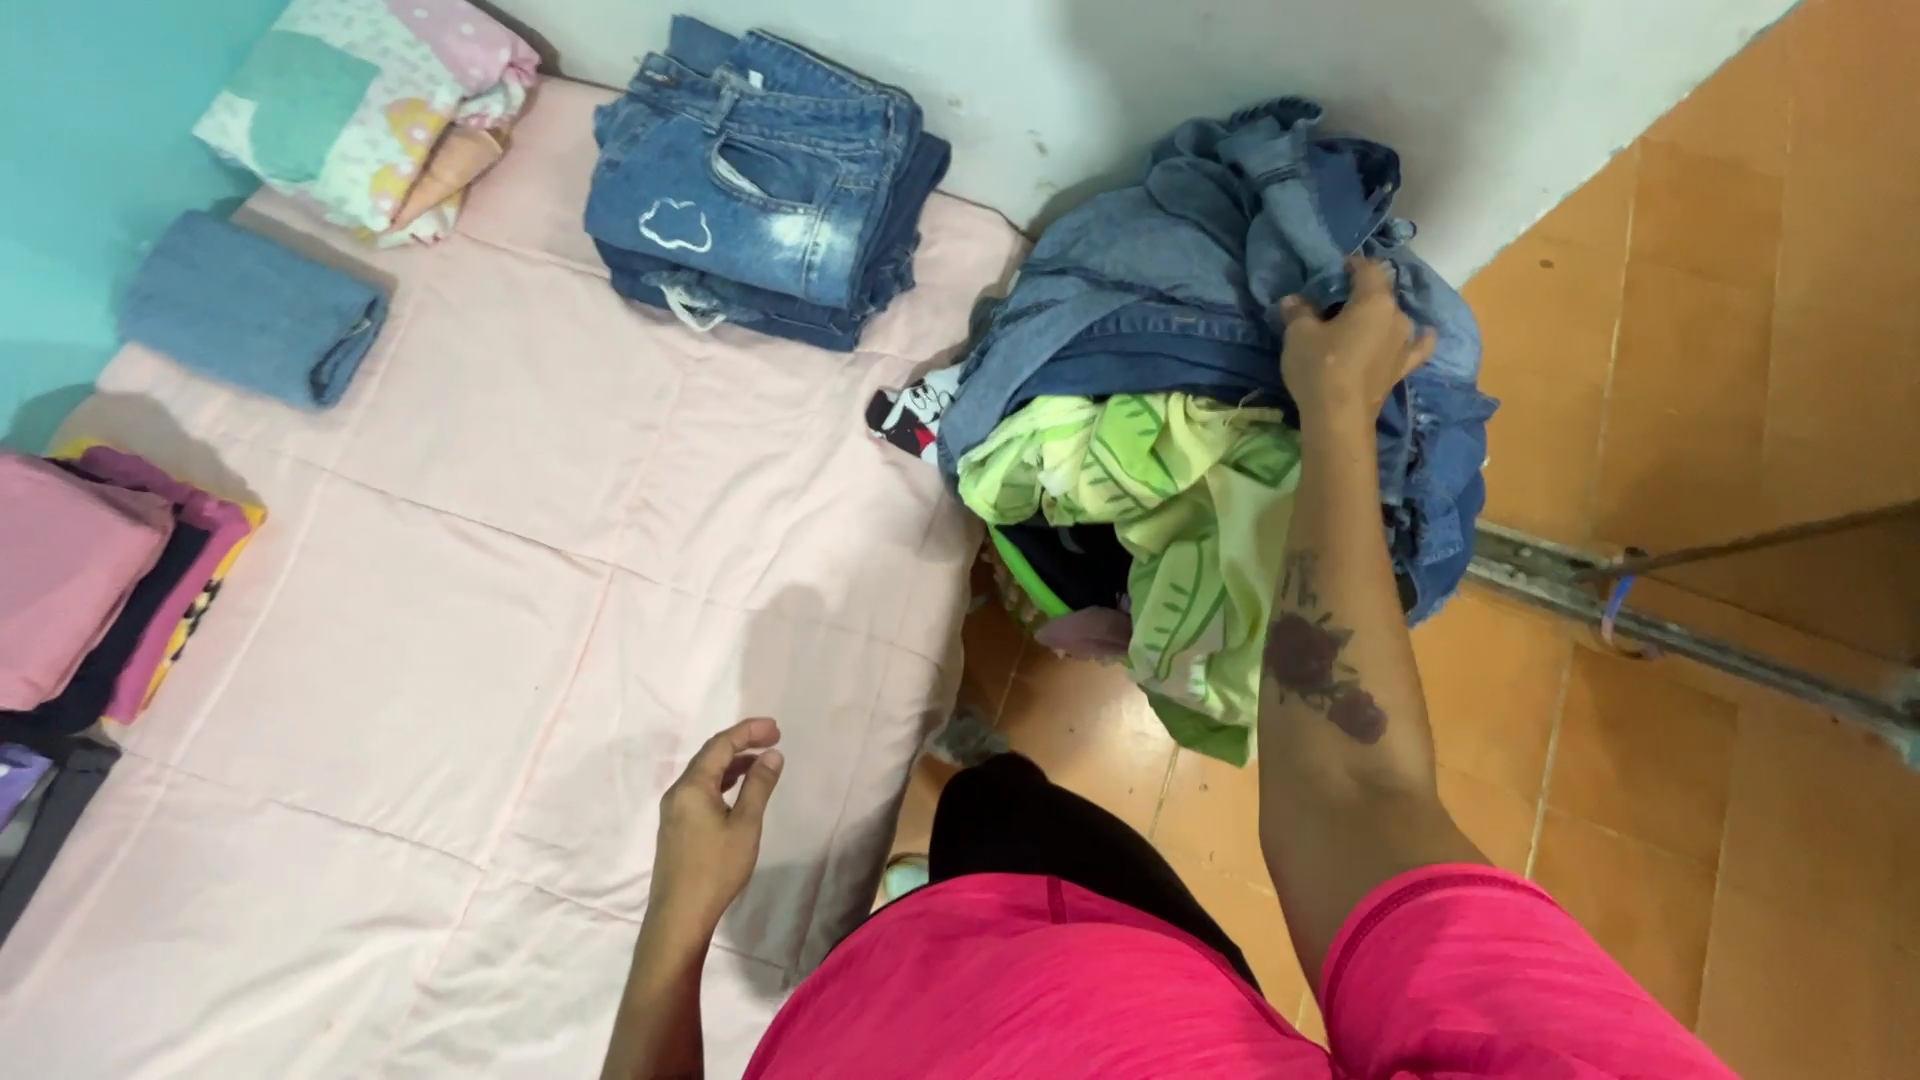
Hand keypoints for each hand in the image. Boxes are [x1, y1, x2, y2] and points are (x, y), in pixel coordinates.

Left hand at [647, 718, 784, 939]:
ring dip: (734, 762)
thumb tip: (771, 754)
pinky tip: (739, 789)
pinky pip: (701, 789)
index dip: (749, 731)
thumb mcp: (745, 825)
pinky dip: (723, 780)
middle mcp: (678, 792)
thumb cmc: (715, 868)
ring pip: (705, 773)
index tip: (776, 728)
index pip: (721, 745)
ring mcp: (674, 810)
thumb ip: (758, 786)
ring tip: (761, 761)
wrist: (679, 917)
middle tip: (773, 738)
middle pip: (710, 755)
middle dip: (742, 742)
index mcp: (692, 786)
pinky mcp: (676, 826)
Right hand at [1277, 256, 1436, 431]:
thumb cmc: (1319, 368)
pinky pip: (1417, 345)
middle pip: (1379, 295)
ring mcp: (1405, 343)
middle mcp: (1397, 316)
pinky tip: (1423, 333)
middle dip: (1359, 295)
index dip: (1350, 265)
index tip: (1333, 269)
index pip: (1367, 269)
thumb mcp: (1298, 335)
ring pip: (1393, 319)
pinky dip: (1419, 338)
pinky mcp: (1403, 367)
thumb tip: (1294, 299)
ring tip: (1359, 325)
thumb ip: (1298, 312)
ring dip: (1378, 317)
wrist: (1338, 417)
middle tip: (1334, 304)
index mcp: (1374, 300)